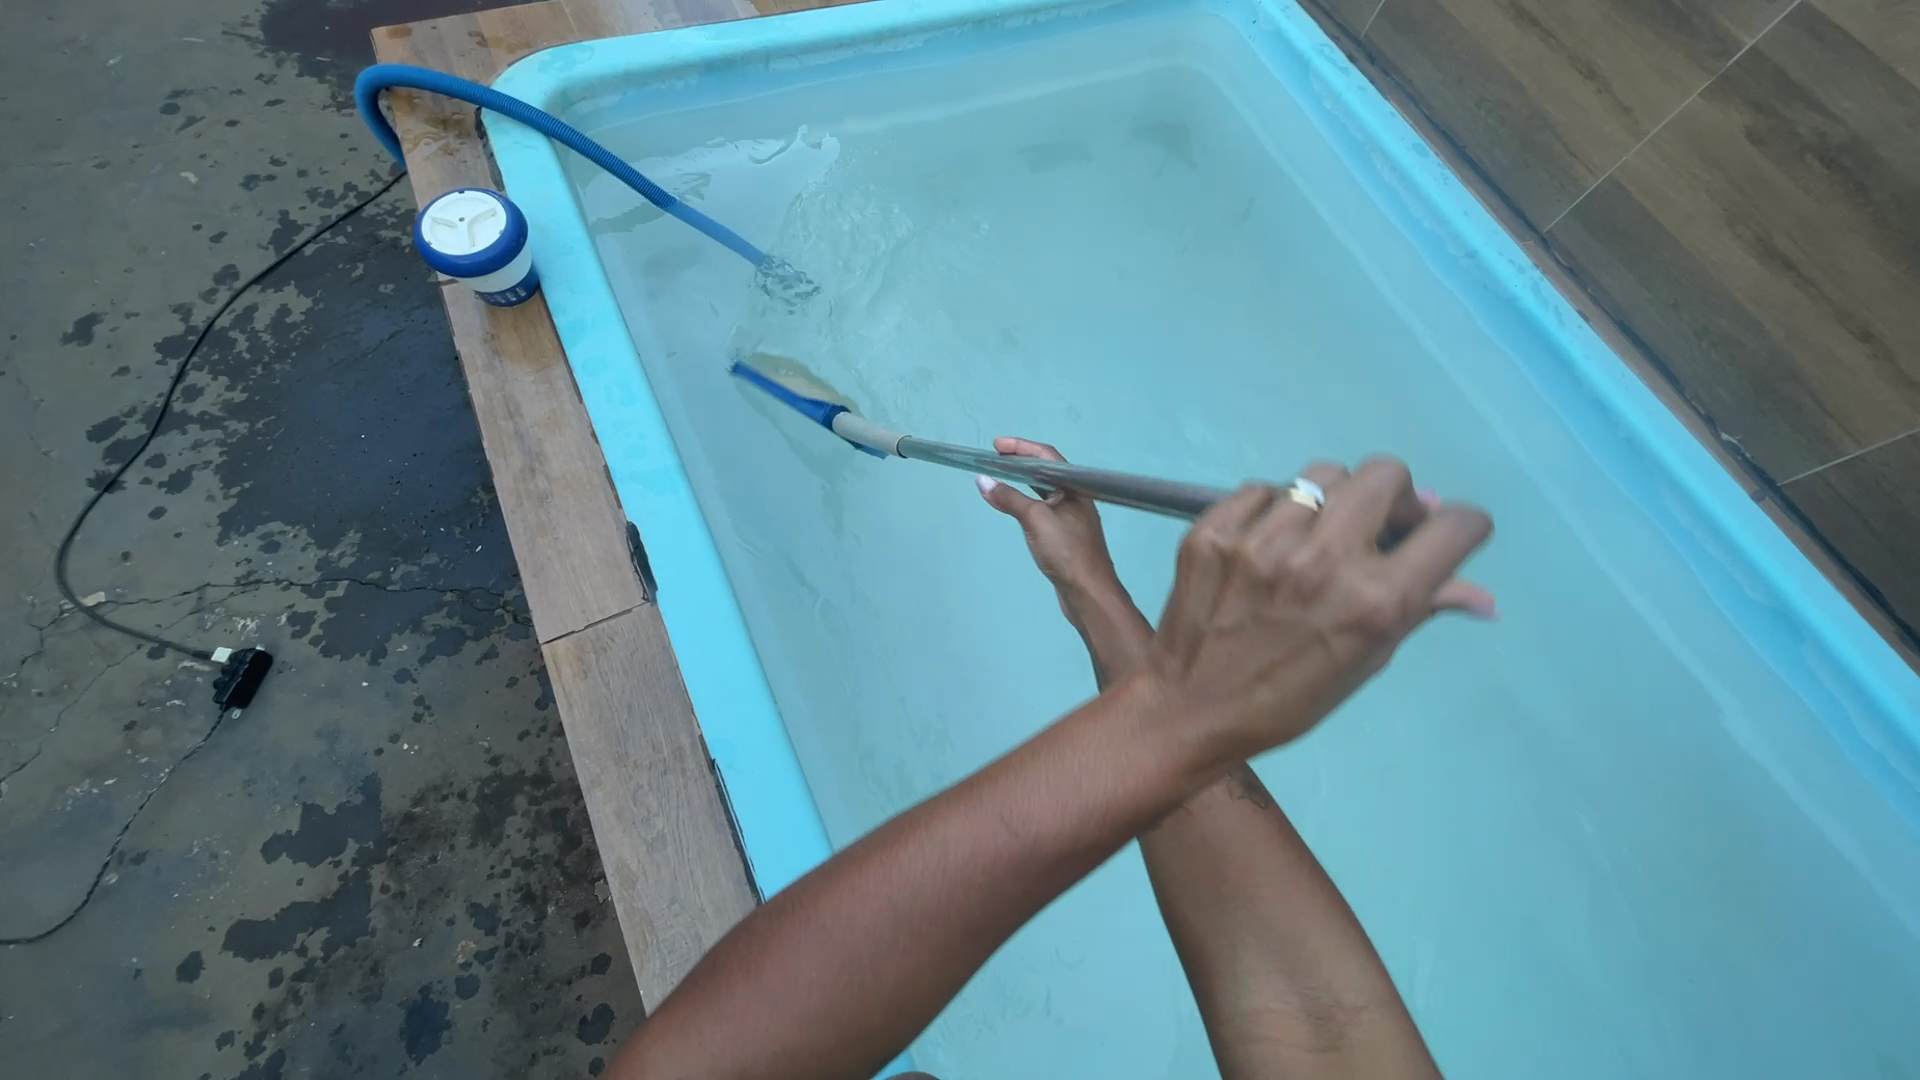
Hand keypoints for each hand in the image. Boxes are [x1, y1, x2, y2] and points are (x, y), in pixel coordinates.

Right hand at [977, 437, 1152, 686]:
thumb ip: (1008, 498)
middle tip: (995, 459)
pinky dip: (1027, 501)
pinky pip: (1043, 507)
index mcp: (1074, 486)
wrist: (1088, 591)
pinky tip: (1015, 506)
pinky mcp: (1065, 534)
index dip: (1021, 447)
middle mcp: (1075, 496)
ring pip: (1044, 490)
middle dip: (1020, 462)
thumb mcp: (1034, 518)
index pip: (1046, 456)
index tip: (996, 445)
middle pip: (1046, 470)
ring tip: (1000, 477)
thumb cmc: (1065, 550)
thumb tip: (982, 480)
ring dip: (1023, 481)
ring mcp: (1071, 516)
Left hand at [1143, 458, 1493, 757]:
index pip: (1454, 526)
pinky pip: (1260, 490)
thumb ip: (1420, 611)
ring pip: (1320, 474)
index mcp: (1376, 600)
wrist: (1190, 707)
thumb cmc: (1288, 698)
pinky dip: (1271, 509)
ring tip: (1315, 534)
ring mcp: (1260, 541)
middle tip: (1377, 526)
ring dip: (1330, 501)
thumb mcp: (1365, 662)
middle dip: (1395, 497)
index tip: (1441, 535)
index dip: (1460, 527)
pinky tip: (1265, 541)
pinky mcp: (1211, 532)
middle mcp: (1322, 559)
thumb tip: (1483, 594)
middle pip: (1386, 474)